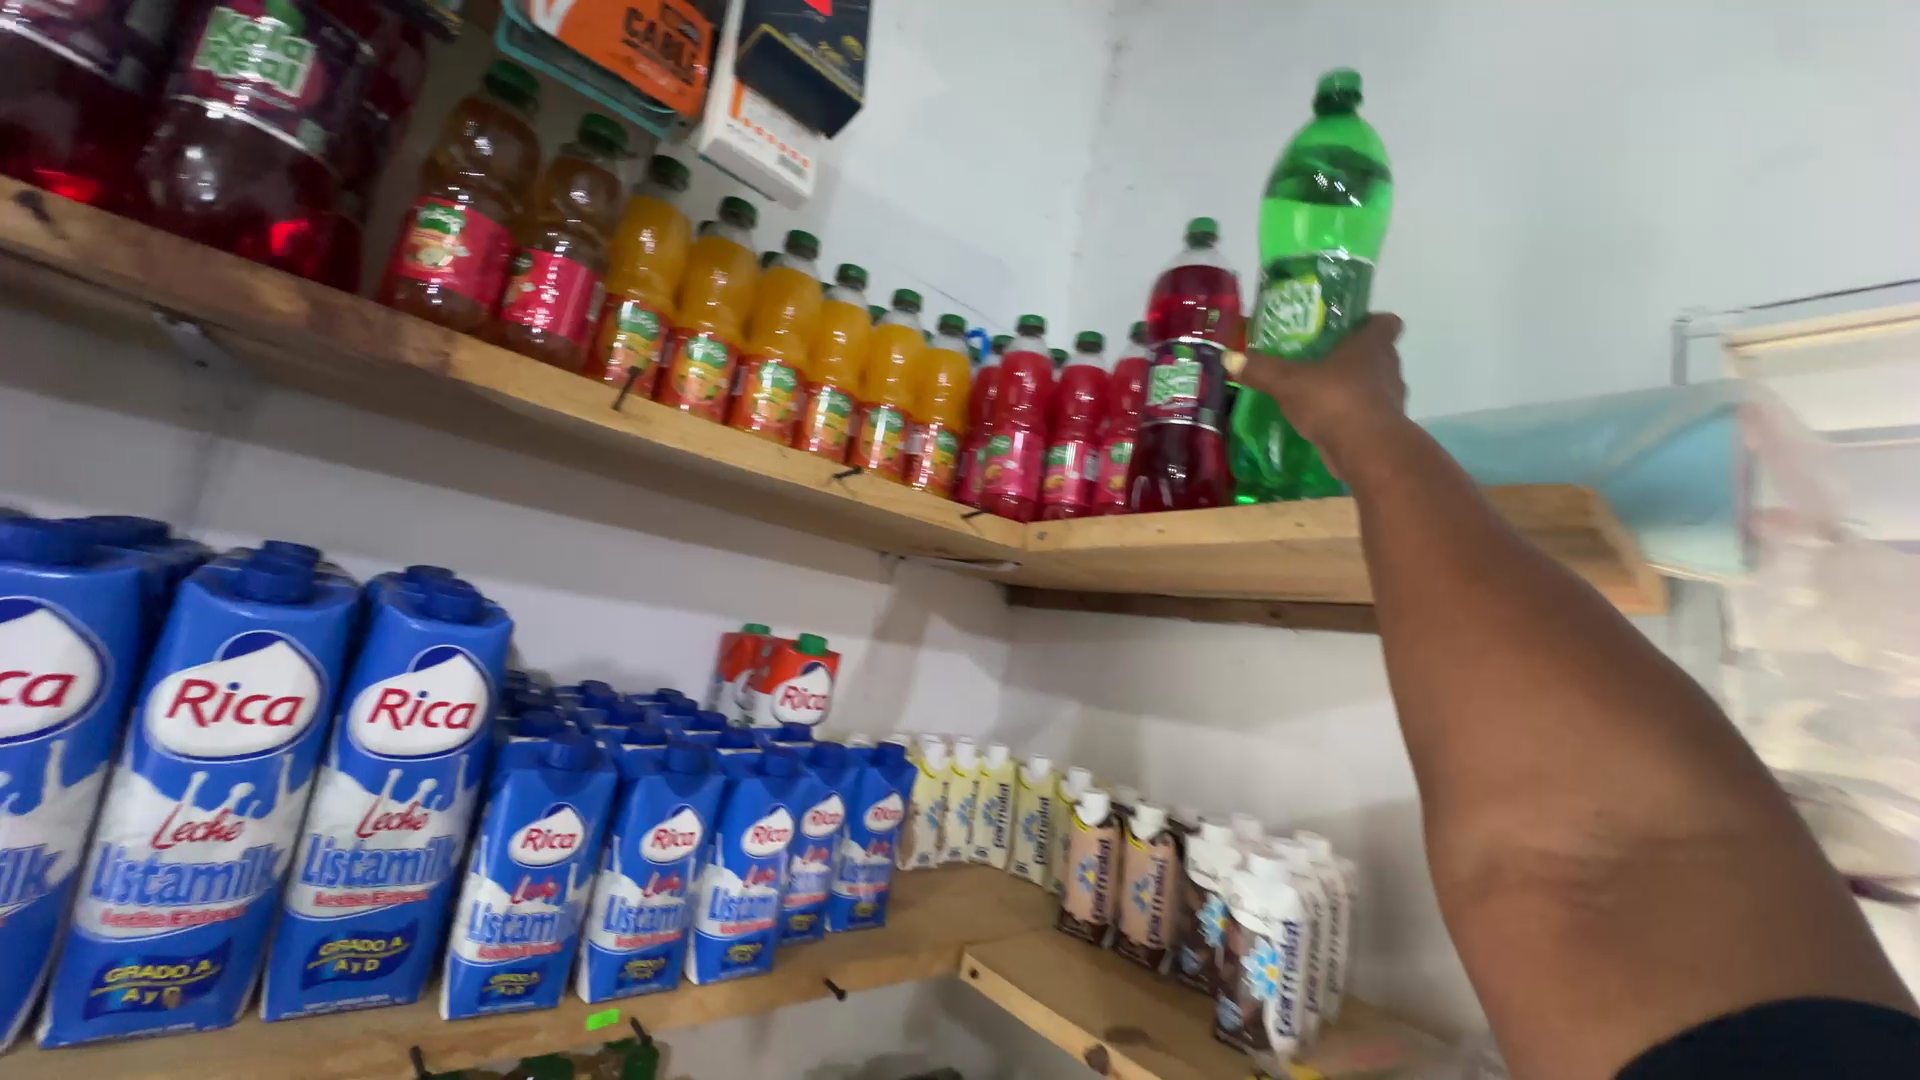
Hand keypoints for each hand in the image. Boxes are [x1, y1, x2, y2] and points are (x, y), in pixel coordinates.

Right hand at [1228, 313, 1408, 479]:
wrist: (1365, 449)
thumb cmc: (1333, 400)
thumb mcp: (1288, 382)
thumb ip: (1261, 370)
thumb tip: (1229, 357)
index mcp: (1371, 345)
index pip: (1386, 323)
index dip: (1372, 322)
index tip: (1352, 329)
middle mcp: (1388, 367)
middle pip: (1378, 354)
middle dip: (1354, 358)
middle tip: (1323, 362)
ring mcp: (1390, 399)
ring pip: (1374, 386)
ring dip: (1353, 389)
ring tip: (1321, 395)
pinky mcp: (1383, 428)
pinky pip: (1366, 414)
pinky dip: (1350, 417)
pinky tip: (1326, 423)